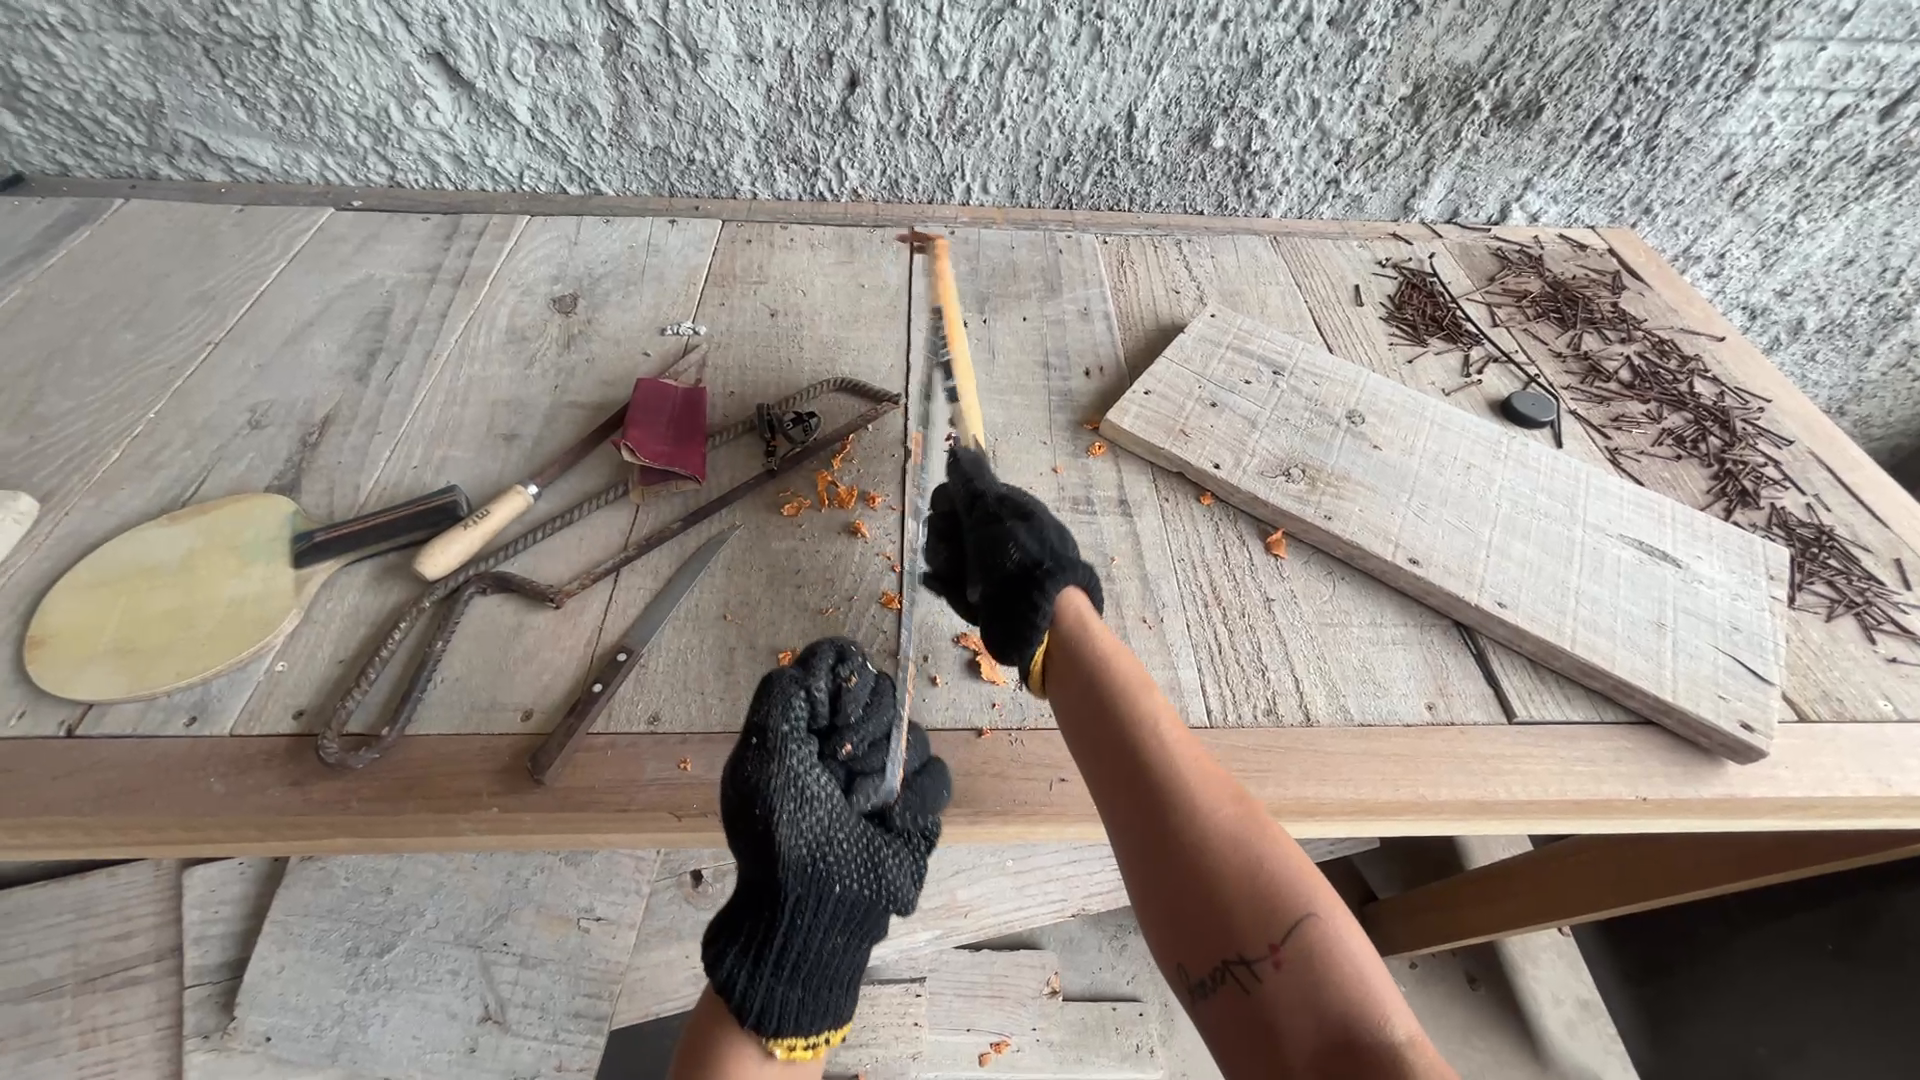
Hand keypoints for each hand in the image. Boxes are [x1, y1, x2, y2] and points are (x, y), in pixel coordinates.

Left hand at [702, 638, 949, 1059]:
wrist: (817, 908)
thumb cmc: (783, 832)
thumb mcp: (763, 757)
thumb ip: (784, 695)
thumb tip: (827, 659)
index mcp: (810, 726)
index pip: (843, 667)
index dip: (847, 682)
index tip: (835, 713)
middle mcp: (849, 741)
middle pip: (885, 693)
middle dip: (865, 732)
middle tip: (840, 768)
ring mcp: (886, 772)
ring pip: (914, 733)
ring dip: (885, 771)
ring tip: (861, 807)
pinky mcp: (918, 803)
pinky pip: (937, 776)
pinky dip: (916, 798)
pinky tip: (892, 823)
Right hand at [923, 446, 1103, 681]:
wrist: (1037, 614)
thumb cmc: (1018, 556)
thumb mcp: (994, 509)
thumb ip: (971, 480)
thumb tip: (958, 447)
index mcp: (1002, 508)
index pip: (957, 494)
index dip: (946, 502)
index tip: (948, 512)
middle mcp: (992, 535)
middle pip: (945, 524)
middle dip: (942, 535)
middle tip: (955, 549)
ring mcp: (983, 566)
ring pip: (942, 554)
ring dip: (943, 560)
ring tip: (957, 575)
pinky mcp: (976, 596)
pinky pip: (946, 582)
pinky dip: (944, 583)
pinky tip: (948, 586)